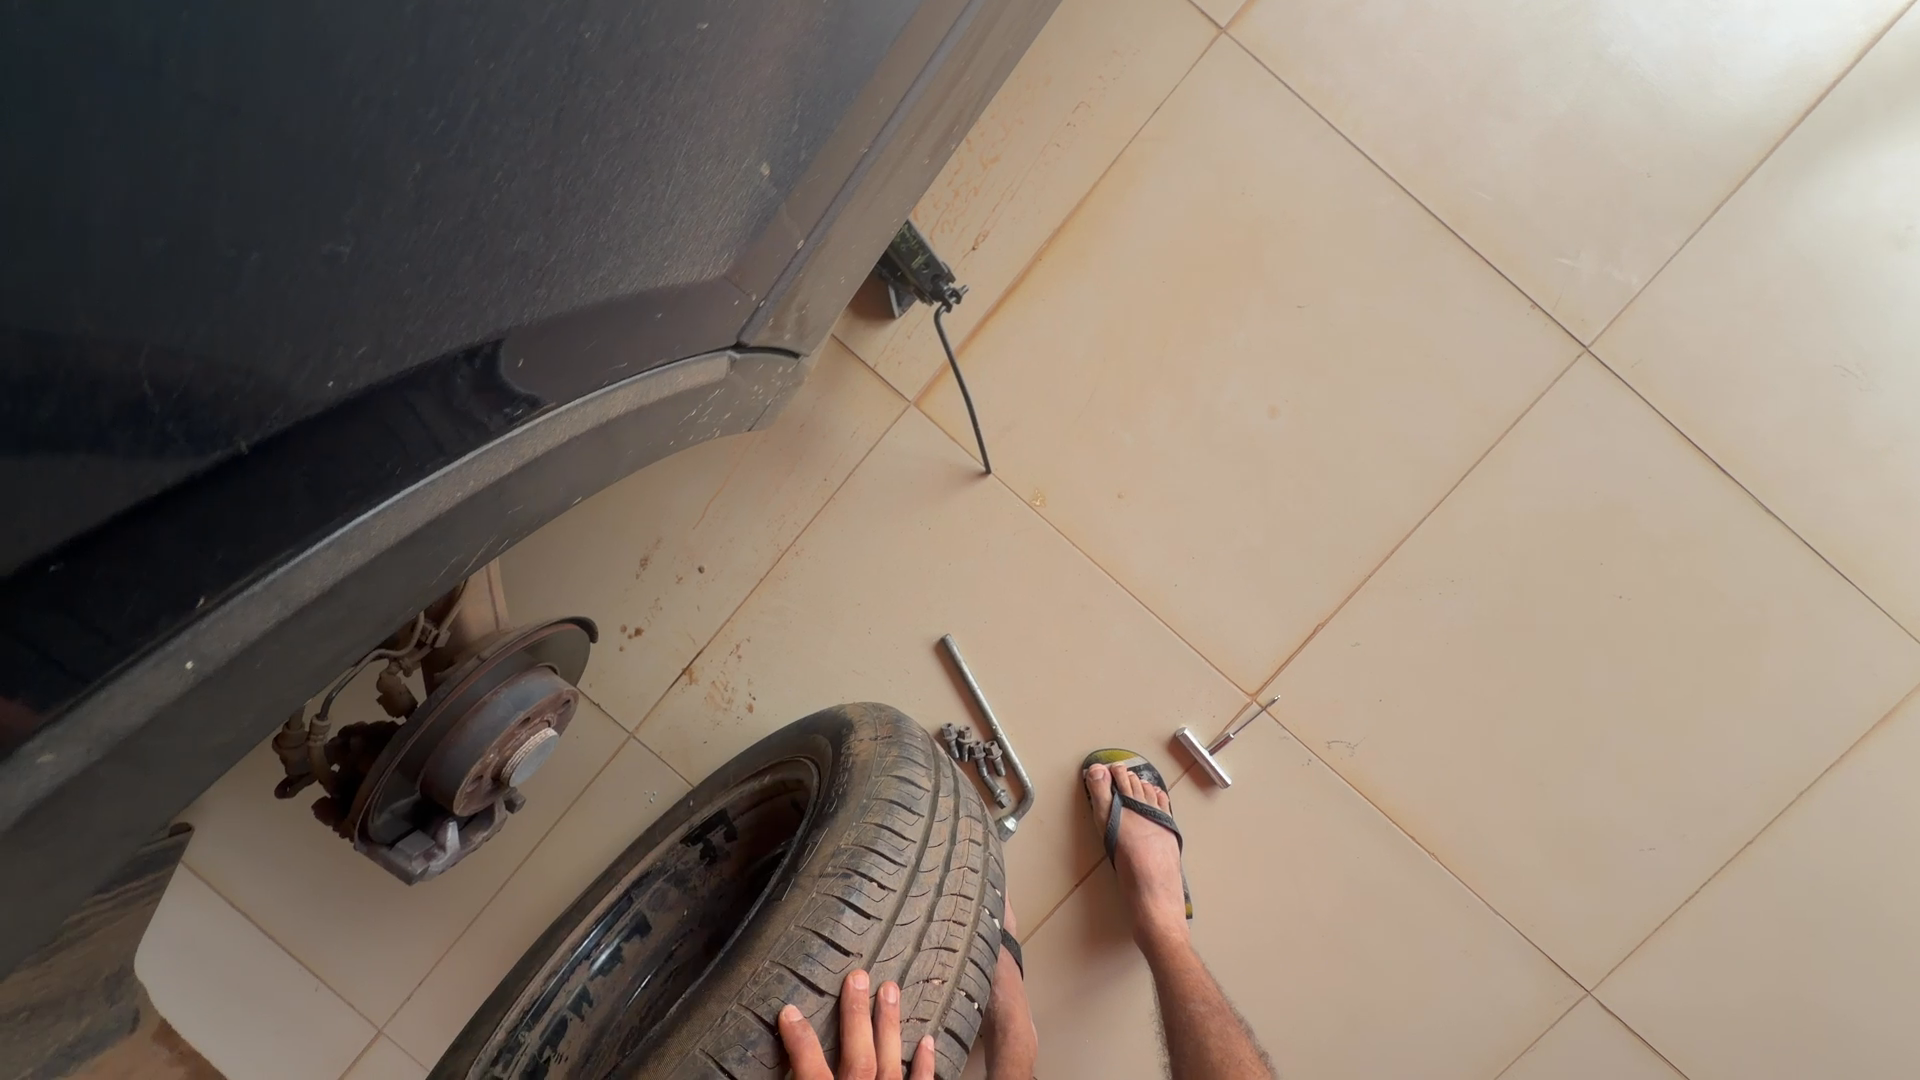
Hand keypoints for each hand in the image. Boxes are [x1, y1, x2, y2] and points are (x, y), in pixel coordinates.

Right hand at [778, 969, 936, 1079]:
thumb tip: (772, 1075)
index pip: (808, 1067)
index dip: (799, 1038)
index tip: (789, 1010)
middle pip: (859, 1055)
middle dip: (857, 1013)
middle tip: (859, 976)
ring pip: (891, 1061)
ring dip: (890, 1024)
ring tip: (890, 988)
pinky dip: (925, 1064)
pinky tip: (928, 1040)